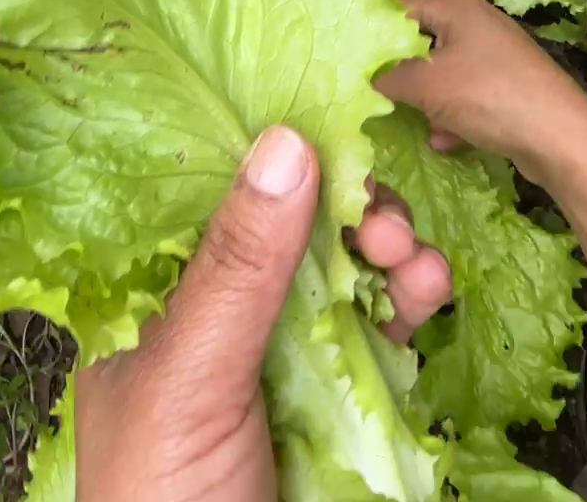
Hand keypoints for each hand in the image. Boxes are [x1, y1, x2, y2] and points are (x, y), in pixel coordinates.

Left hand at [74, 126, 452, 501]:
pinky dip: (408, 294)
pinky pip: (378, 319)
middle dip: (341, 203)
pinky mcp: (339, 385)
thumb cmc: (168, 501)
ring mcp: (283, 346)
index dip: (266, 157)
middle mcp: (221, 311)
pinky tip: (428, 286)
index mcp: (159, 297)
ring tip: (409, 250)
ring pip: (339, 264)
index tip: (318, 123)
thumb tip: (283, 144)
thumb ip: (236, 270)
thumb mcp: (188, 379)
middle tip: (378, 208)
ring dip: (384, 243)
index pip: (211, 198)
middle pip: (286, 224)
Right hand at [375, 0, 586, 161]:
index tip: (345, 51)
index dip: (370, 26)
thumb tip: (359, 77)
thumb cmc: (489, 96)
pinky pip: (464, 97)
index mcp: (457, 8)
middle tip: (366, 86)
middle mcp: (476, 25)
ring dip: (423, 98)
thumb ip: (385, 77)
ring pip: (441, 72)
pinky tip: (444, 140)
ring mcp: (493, 57)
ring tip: (408, 118)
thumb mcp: (425, 85)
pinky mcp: (505, 89)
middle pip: (420, 41)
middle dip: (396, 68)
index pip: (399, 6)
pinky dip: (450, 116)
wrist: (562, 140)